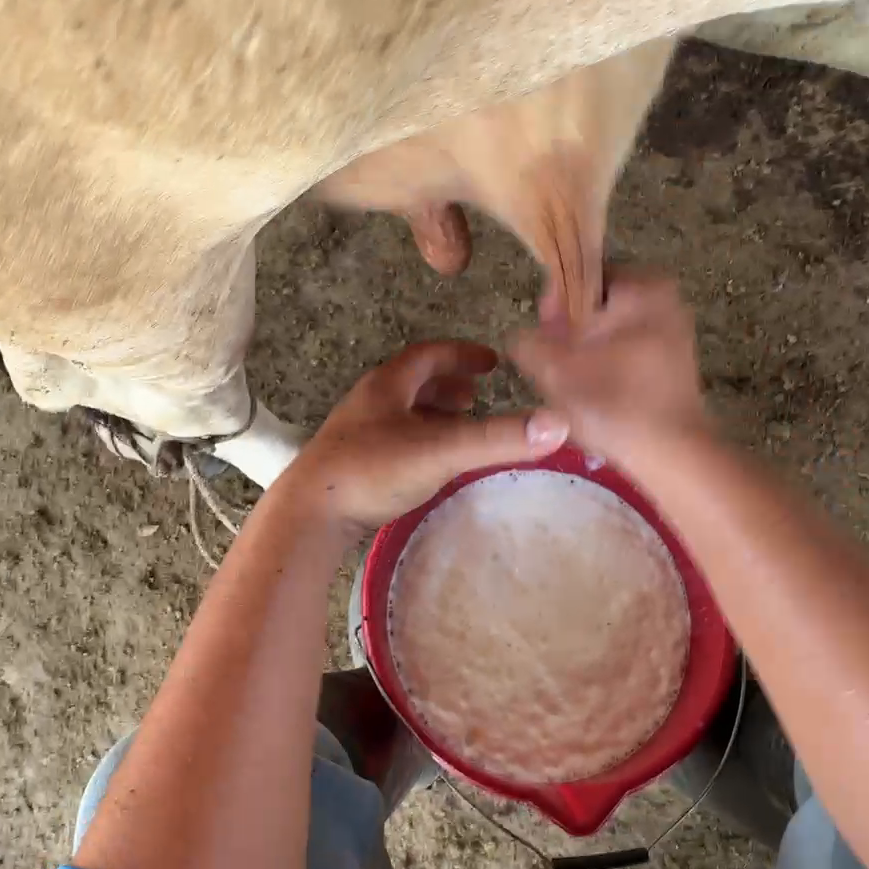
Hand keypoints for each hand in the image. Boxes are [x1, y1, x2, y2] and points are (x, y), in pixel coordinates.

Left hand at [280, 341, 567, 531]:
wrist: (309, 514)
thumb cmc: (372, 470)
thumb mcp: (441, 450)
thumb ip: (497, 438)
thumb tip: (559, 424)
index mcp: (387, 386)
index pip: (428, 355)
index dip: (462, 354)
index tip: (492, 363)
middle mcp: (368, 404)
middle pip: (411, 383)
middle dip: (447, 386)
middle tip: (477, 396)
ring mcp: (354, 436)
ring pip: (399, 415)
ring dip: (431, 415)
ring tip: (457, 429)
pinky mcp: (348, 468)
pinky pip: (391, 444)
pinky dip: (417, 443)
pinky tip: (426, 467)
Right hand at [509, 268, 712, 459]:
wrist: (671, 454)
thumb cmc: (613, 402)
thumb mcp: (554, 369)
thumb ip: (527, 342)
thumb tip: (522, 336)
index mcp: (643, 285)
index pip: (580, 275)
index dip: (553, 305)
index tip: (544, 337)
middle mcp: (665, 297)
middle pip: (593, 305)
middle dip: (568, 332)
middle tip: (553, 366)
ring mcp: (673, 330)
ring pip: (607, 330)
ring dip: (583, 352)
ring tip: (571, 384)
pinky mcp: (672, 362)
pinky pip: (623, 350)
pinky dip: (604, 366)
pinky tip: (594, 394)